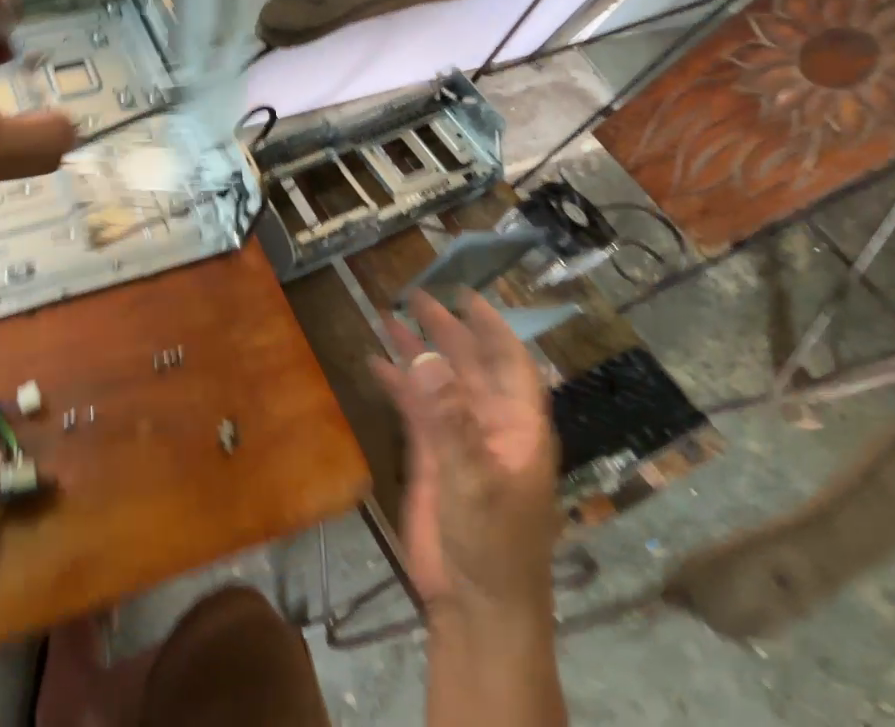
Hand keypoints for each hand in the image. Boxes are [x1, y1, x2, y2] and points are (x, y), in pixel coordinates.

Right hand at [369, 290, 559, 620]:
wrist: (476, 600)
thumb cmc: (493, 542)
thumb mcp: (474, 478)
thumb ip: (449, 419)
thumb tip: (426, 358)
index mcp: (519, 426)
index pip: (509, 362)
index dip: (490, 326)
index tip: (464, 294)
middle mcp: (491, 424)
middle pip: (468, 366)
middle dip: (444, 330)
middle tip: (412, 295)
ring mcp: (460, 440)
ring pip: (438, 384)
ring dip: (417, 352)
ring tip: (387, 318)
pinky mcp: (433, 458)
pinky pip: (415, 410)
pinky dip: (398, 385)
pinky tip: (375, 363)